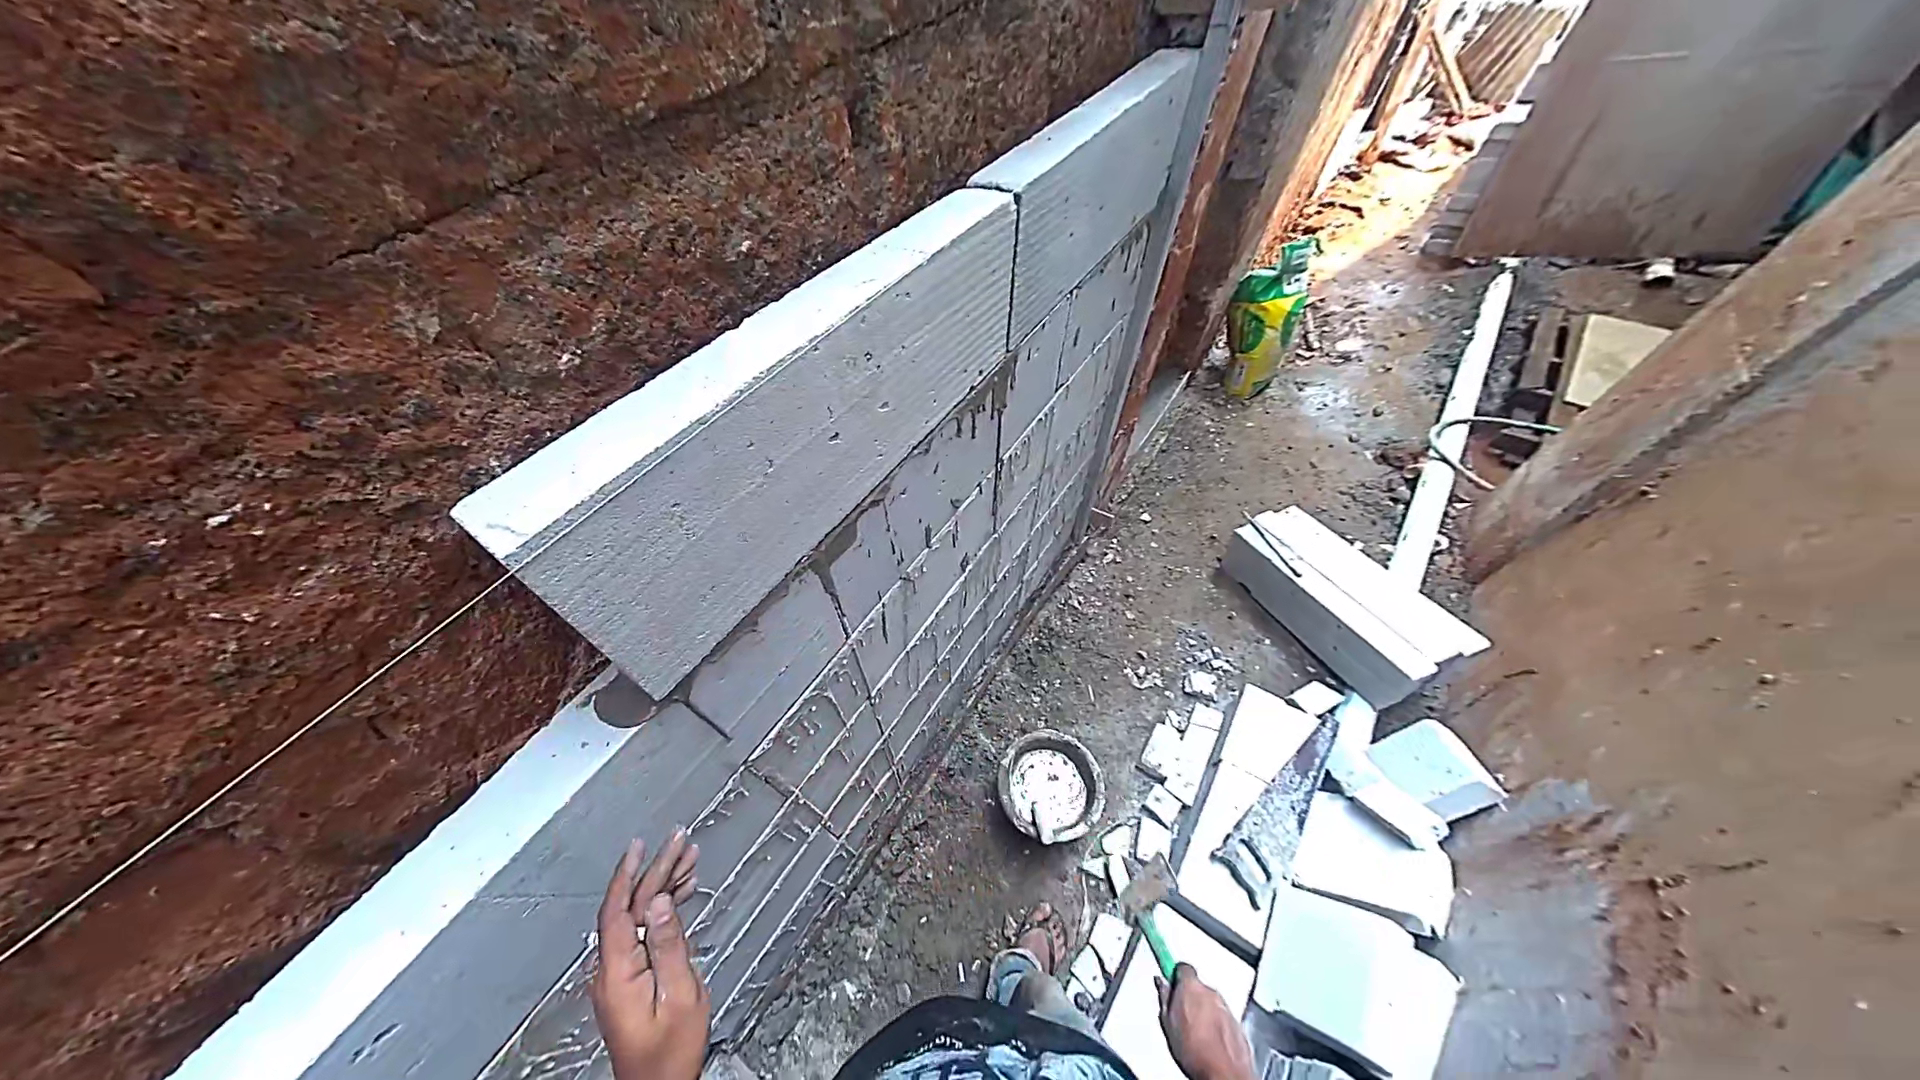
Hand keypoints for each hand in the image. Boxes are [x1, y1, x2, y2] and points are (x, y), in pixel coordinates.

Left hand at [591, 830, 708, 1079]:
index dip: (628, 873)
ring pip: (639, 915)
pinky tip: (681, 891)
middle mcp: (613, 970)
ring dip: (663, 883)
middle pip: (632, 907)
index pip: (617, 910)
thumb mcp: (680, 994)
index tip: (640, 845)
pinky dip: (665, 905)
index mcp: (618, 972)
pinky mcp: (632, 976)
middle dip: (657, 869)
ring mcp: (621, 973)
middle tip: (679, 841)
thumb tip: (660, 902)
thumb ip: (669, 945)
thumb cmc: (671, 1051)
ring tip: (688, 857)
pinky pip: (645, 929)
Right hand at [1157, 963, 1254, 1079]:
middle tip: (1181, 1013)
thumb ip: (1164, 998)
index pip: (1183, 967)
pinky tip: (1210, 1040)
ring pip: (1211, 1002)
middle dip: (1190, 996)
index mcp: (1191, 986)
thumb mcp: (1168, 1023)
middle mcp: (1211, 992)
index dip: (1176, 975)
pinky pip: (1222, 1016)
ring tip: (1196, 1032)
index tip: (1171, 981)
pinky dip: (1216, 1024)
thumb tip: (1161, 984)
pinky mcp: (1238, 1023)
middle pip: (1198, 985)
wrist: (1224, 1075)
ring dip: (1204, 1010)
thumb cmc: (1196, 1052)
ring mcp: (1227, 1007)